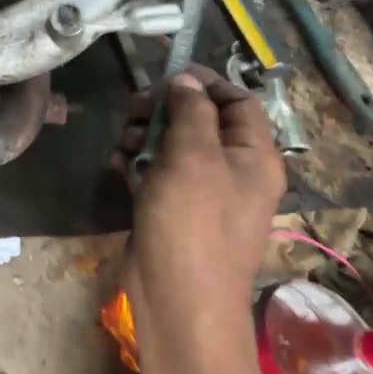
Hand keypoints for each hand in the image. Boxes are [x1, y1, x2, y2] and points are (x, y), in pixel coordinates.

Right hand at [115, 65, 286, 373]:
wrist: (179, 298)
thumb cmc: (192, 221)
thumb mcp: (193, 155)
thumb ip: (191, 110)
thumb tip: (185, 80)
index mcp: (254, 157)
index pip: (240, 101)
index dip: (206, 83)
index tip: (165, 75)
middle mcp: (234, 170)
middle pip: (200, 119)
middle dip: (163, 108)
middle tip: (132, 109)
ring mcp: (204, 191)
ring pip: (174, 142)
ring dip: (143, 134)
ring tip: (122, 143)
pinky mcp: (176, 208)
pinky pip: (158, 170)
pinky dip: (137, 162)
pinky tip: (117, 166)